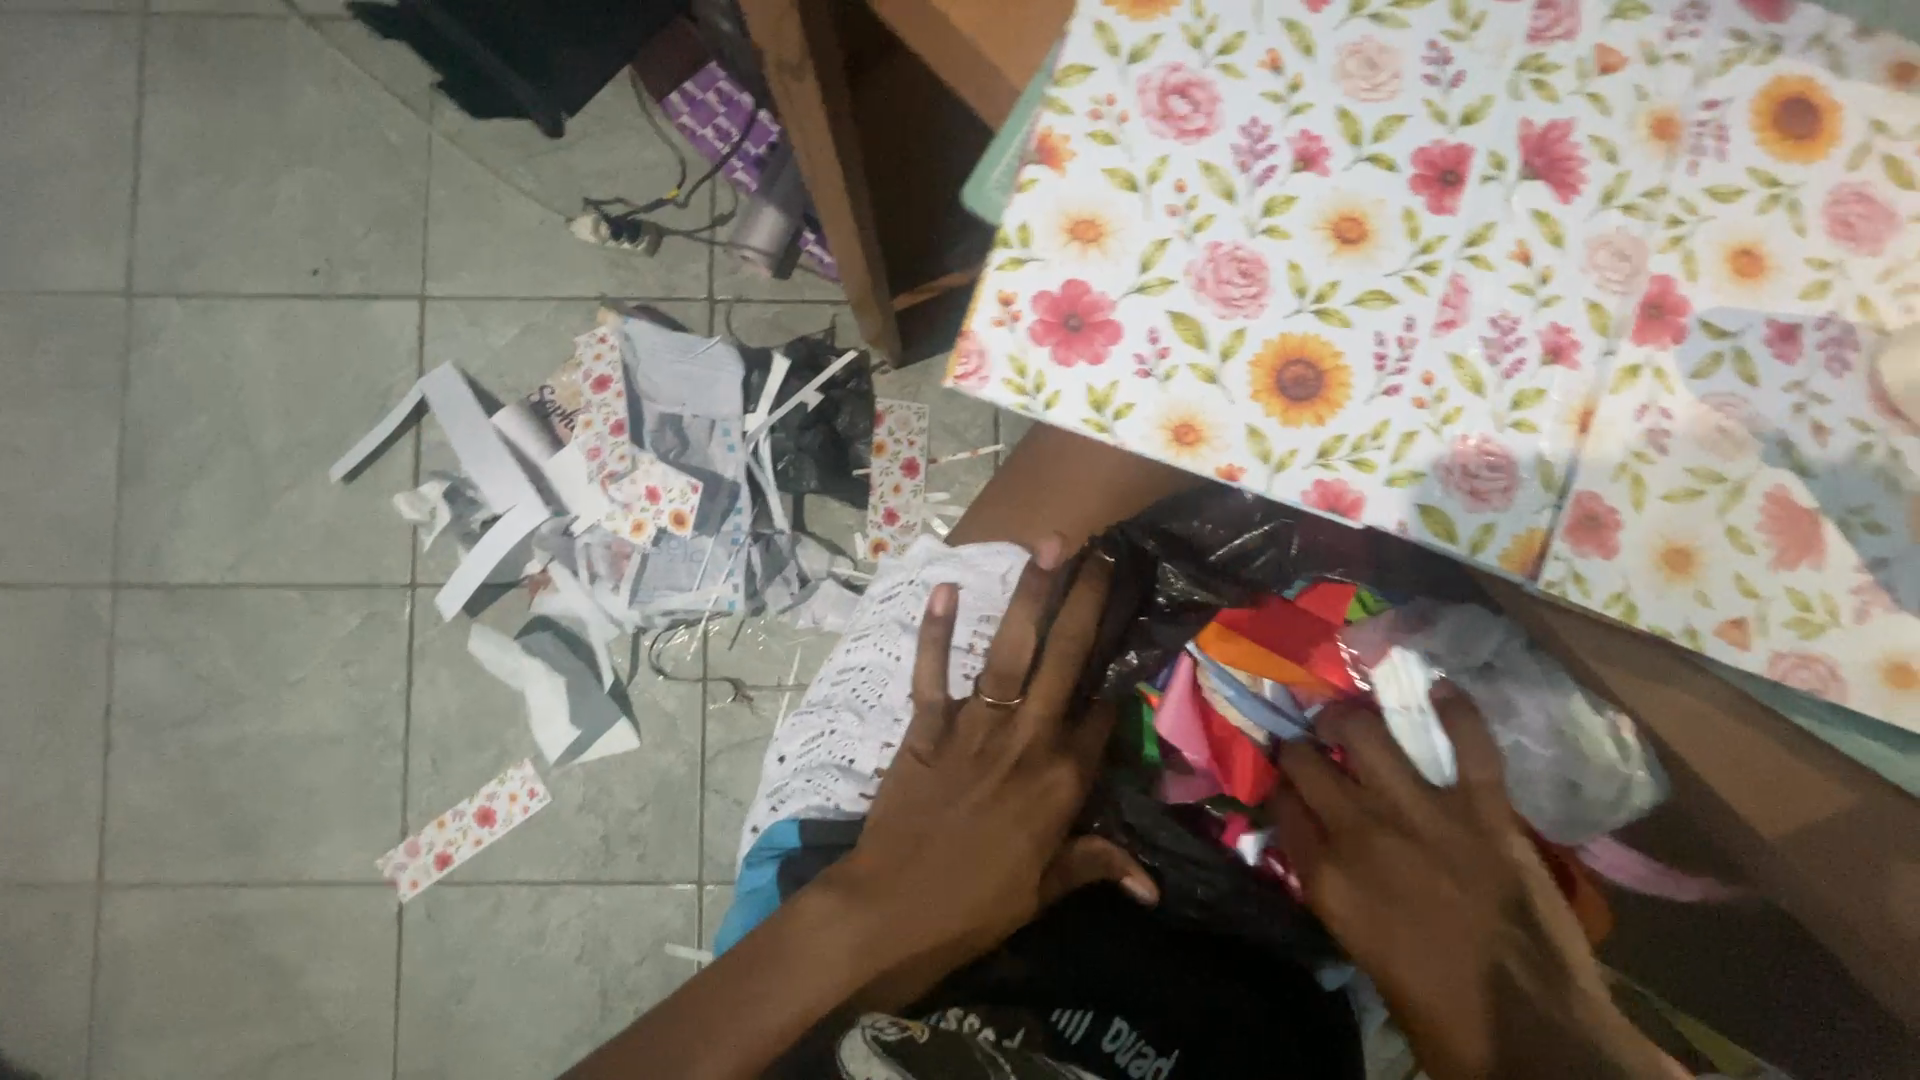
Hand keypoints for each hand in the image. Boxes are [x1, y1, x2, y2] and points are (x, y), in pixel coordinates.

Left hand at [826, 536, 1157, 964]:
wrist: (891, 911)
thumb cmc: (974, 907)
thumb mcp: (1044, 892)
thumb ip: (1097, 866)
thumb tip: (1154, 887)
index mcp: (1062, 782)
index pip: (1103, 718)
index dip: (1117, 679)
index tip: (1129, 635)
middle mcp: (1027, 741)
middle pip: (1066, 662)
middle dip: (1087, 604)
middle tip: (1104, 553)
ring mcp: (975, 728)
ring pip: (1010, 654)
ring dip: (1031, 597)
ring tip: (1050, 546)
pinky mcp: (927, 727)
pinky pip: (932, 674)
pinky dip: (935, 632)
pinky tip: (946, 587)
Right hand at [1271, 691, 1679, 1079]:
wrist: (1536, 1036)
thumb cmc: (1438, 1011)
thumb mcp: (1356, 945)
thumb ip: (1331, 884)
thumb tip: (1320, 846)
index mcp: (1325, 875)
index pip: (1279, 803)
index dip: (1276, 786)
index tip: (1281, 783)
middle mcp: (1360, 831)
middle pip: (1305, 761)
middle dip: (1298, 747)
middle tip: (1308, 745)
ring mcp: (1423, 813)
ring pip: (1366, 733)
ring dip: (1348, 718)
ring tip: (1347, 717)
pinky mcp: (1484, 811)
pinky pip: (1469, 745)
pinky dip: (1457, 711)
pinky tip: (1440, 688)